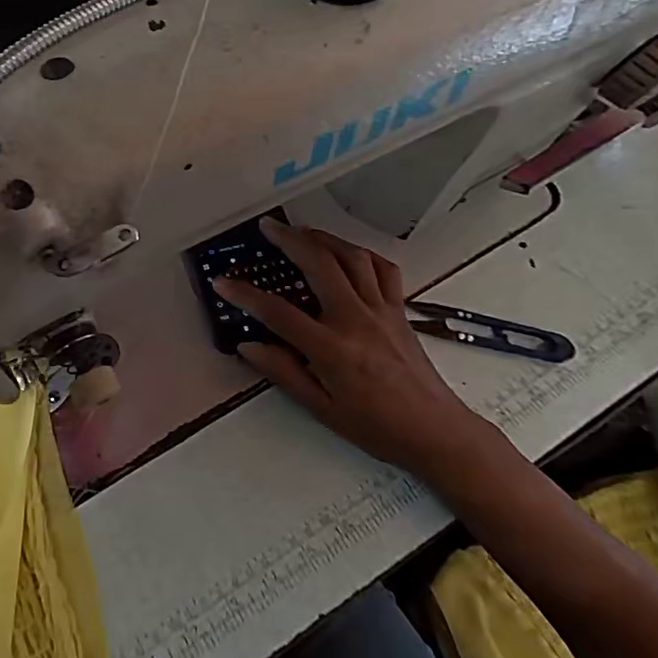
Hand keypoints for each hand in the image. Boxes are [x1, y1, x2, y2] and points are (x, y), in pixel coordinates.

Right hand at [212, 219, 501, 478]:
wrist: (433, 430)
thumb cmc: (378, 428)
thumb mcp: (322, 408)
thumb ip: (284, 373)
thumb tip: (250, 347)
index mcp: (332, 350)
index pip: (278, 312)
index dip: (245, 295)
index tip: (224, 282)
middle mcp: (357, 321)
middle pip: (319, 264)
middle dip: (289, 240)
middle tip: (268, 227)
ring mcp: (381, 311)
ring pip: (352, 257)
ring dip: (324, 238)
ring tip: (303, 231)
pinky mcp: (399, 310)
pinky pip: (383, 270)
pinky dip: (363, 254)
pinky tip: (349, 253)